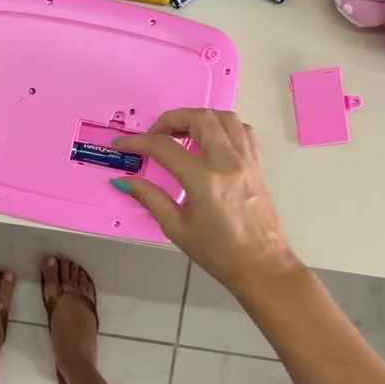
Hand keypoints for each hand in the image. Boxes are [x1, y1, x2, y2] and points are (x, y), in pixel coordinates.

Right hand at [111, 109, 300, 296]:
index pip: (164, 147)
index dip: (138, 142)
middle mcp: (227, 162)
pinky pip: (242, 130)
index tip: (122, 145)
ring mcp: (246, 160)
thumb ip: (150, 198)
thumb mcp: (177, 228)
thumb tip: (123, 181)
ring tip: (182, 133)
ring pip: (223, 117)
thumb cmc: (218, 252)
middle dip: (170, 119)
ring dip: (198, 118)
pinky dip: (223, 126)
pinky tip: (210, 141)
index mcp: (204, 180)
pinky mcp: (257, 164)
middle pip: (198, 118)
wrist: (262, 266)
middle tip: (155, 135)